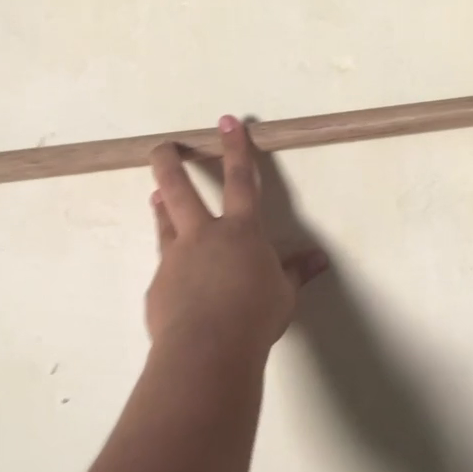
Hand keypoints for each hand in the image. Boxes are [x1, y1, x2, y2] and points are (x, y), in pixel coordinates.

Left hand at [145, 115, 329, 366]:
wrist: (206, 349)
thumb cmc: (255, 316)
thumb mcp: (284, 293)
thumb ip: (294, 273)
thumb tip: (318, 260)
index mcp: (241, 232)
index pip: (240, 179)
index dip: (236, 148)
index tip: (227, 122)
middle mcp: (204, 236)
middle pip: (180, 189)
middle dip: (170, 163)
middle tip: (162, 146)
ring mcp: (175, 260)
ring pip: (165, 223)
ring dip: (161, 206)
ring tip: (155, 196)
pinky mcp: (158, 288)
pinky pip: (165, 269)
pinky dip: (172, 266)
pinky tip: (179, 281)